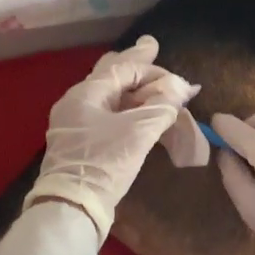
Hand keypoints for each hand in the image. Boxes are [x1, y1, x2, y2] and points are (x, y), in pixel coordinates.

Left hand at [30, 35, 196, 240]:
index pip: (125, 69)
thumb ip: (162, 105)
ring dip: (133, 88)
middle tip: (151, 46)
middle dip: (134, 63)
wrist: (73, 208)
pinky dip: (127, 106)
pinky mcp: (82, 143)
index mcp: (85, 94)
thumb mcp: (139, 132)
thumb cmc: (104, 163)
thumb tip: (181, 87)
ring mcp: (76, 124)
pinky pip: (108, 112)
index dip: (156, 71)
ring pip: (109, 95)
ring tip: (150, 79)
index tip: (181, 82)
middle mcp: (76, 103)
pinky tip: (139, 109)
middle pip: (110, 74)